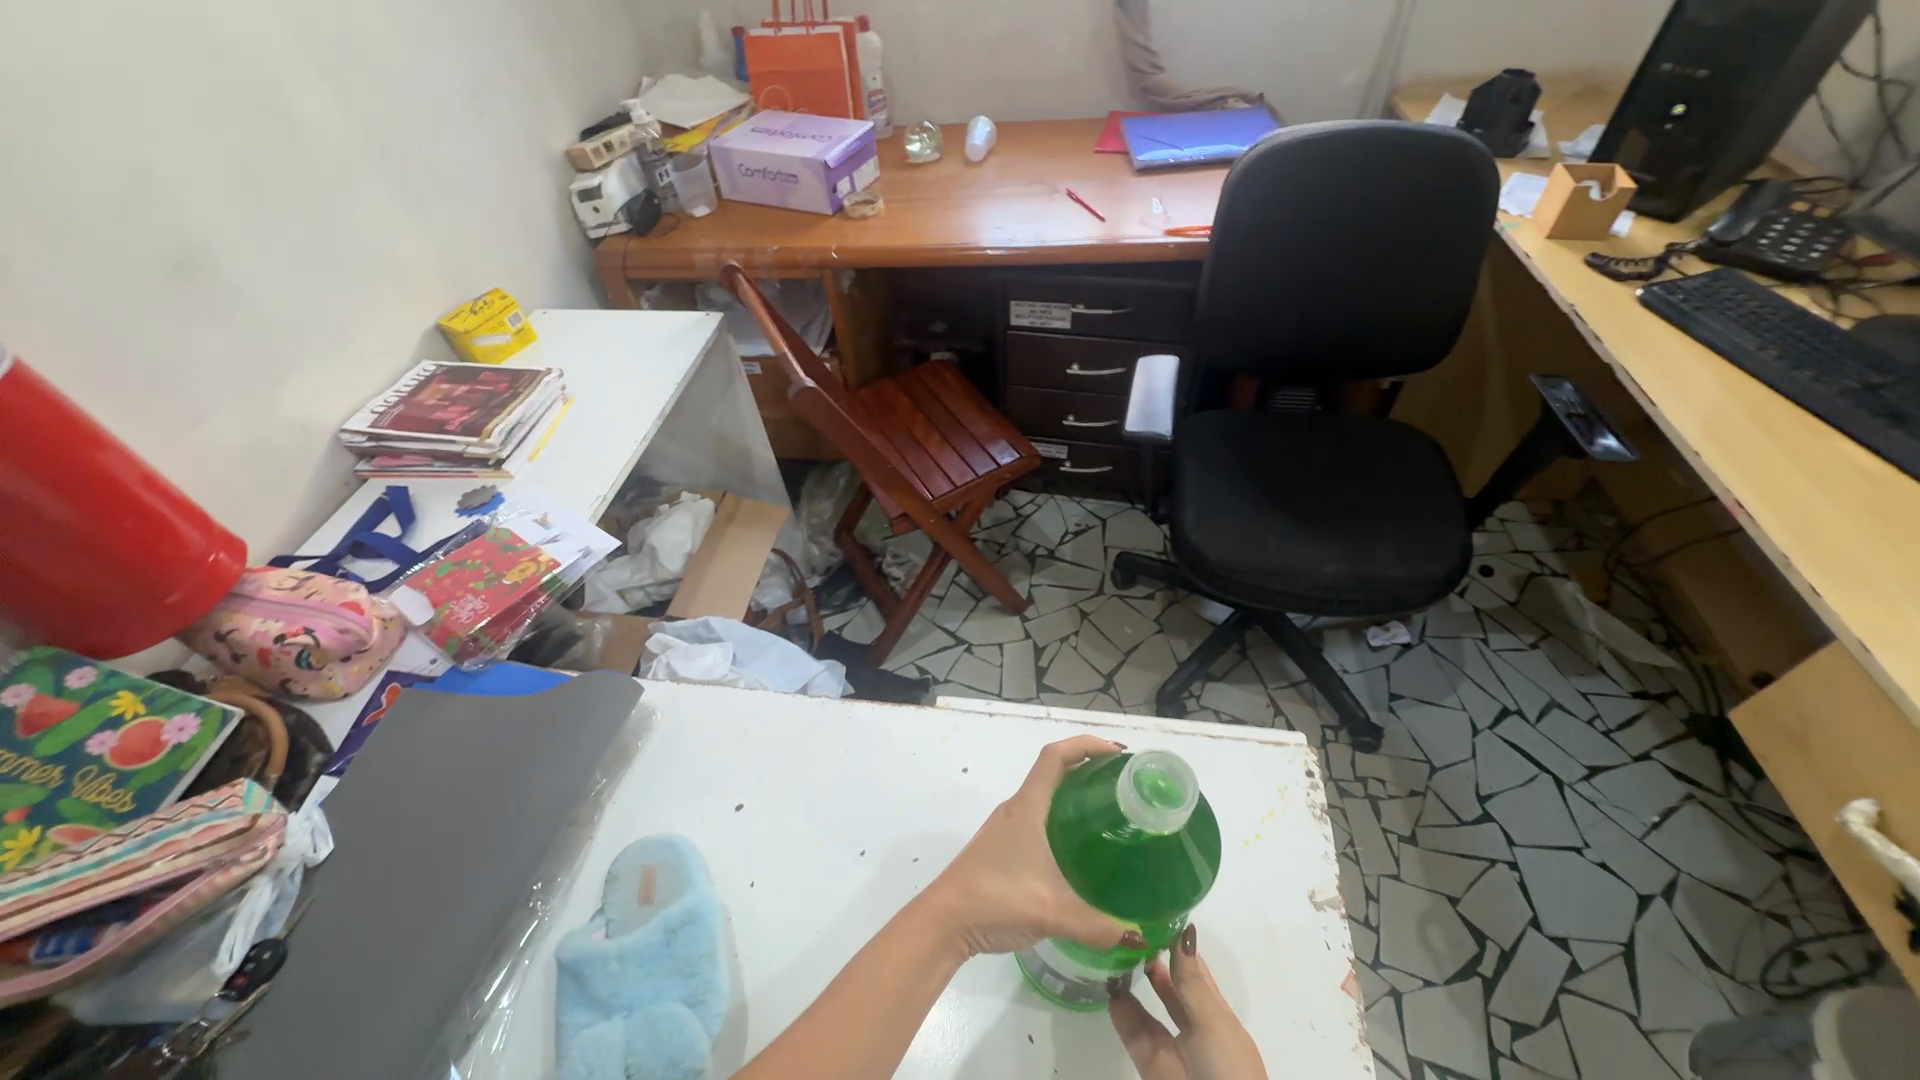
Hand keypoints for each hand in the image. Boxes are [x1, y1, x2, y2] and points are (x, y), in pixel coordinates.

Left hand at [918, 736, 1145, 957]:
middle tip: (1126, 787)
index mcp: (1027, 808)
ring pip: (1047, 799)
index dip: (1086, 745)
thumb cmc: (994, 900)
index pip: (1055, 756)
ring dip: (1076, 798)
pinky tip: (1082, 852)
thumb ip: (1098, 926)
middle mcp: (1016, 810)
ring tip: (1113, 816)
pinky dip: (1064, 823)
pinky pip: (1040, 822)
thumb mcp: (1052, 913)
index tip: (1118, 753)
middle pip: (1054, 773)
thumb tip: (1138, 937)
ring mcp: (1007, 830)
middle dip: (1090, 771)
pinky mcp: (1004, 850)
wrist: (943, 923)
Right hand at [1110, 924, 1267, 1079]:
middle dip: (1153, 962)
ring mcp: (1173, 1050)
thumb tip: (1185, 931)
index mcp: (1219, 1016)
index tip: (1154, 914)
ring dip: (1133, 986)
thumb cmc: (1228, 1072)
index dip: (1179, 946)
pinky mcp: (1152, 1068)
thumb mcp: (1213, 1024)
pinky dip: (1122, 1015)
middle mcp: (1196, 1029)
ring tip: (1112, 956)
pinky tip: (1109, 992)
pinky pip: (1135, 1035)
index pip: (1196, 972)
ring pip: (1149, 1011)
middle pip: (1172, 990)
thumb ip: (1192, 982)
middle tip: (1127, 932)